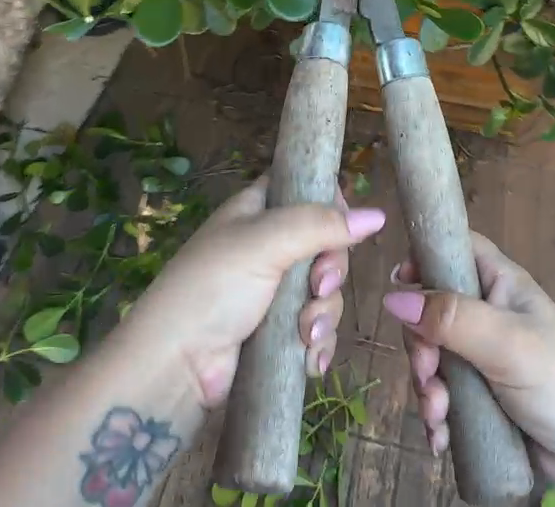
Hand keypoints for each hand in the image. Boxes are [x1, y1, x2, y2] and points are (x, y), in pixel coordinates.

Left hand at [123, 180, 385, 408]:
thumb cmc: (214, 287)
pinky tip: (309, 358)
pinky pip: (317, 328)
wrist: (176, 366)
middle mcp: (268, 246)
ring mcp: (273, 291)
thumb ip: (321, 225)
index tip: (343, 226)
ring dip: (324, 314)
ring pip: (325, 291)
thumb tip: (378, 216)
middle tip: (317, 289)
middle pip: (327, 244)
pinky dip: (318, 343)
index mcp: (258, 210)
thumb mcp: (265, 243)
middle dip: (331, 271)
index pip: (307, 189)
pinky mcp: (278, 331)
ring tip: (305, 336)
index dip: (332, 204)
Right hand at [381, 233, 554, 500]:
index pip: (456, 249)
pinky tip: (441, 436)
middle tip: (428, 372)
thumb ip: (451, 318)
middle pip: (431, 308)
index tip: (398, 282)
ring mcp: (481, 356)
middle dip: (420, 344)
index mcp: (501, 285)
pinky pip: (441, 394)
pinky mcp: (479, 395)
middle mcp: (487, 313)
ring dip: (427, 387)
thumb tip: (392, 297)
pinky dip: (435, 414)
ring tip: (439, 415)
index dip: (425, 255)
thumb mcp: (506, 343)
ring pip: (431, 356)